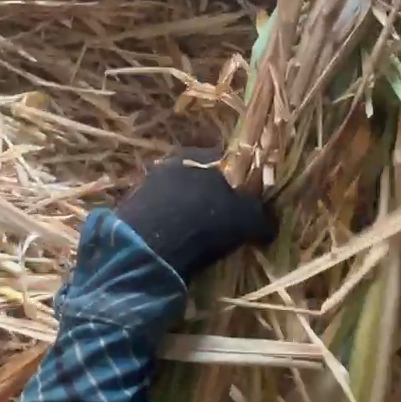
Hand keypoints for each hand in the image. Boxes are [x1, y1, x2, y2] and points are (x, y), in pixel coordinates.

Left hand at [115, 150, 275, 282]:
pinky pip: (158, 212)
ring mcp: (149, 181)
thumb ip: (261, 219)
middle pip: (201, 177)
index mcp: (205, 155)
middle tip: (221, 221)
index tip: (245, 204)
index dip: (240, 183)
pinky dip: (168, 225)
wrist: (153, 246)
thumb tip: (269, 226)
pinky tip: (175, 243)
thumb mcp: (247, 221)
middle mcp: (176, 160)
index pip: (230, 162)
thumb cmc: (208, 223)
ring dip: (187, 211)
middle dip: (210, 197)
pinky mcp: (130, 204)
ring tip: (197, 236)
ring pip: (177, 194)